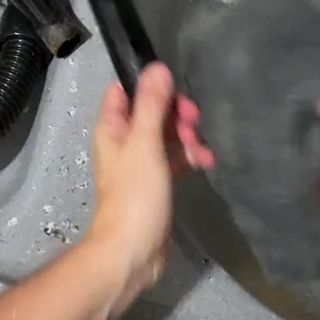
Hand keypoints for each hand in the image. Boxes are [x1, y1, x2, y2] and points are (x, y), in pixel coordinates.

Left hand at [85, 63, 197, 299]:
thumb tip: (158, 67)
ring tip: (203, 150)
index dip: (151, 85)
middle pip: (152, 110)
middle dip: (176, 113)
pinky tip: (206, 162)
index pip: (127, 90)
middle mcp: (124, 139)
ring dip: (187, 136)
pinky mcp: (157, 181)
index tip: (176, 90)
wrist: (133, 252)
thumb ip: (152, 104)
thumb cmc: (134, 194)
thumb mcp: (145, 143)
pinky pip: (175, 158)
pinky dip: (189, 156)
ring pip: (167, 134)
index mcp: (113, 126)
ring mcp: (141, 161)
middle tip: (194, 123)